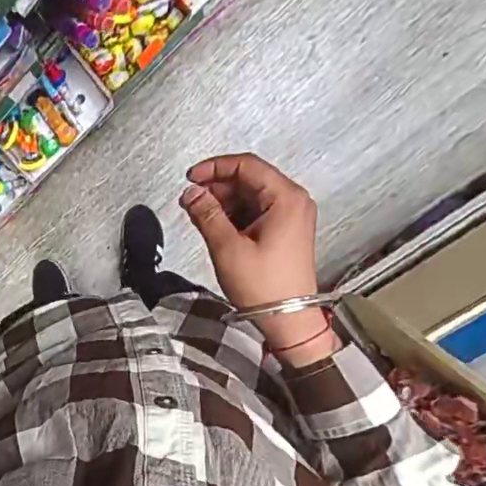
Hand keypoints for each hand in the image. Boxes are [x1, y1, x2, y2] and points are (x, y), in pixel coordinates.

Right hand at [180, 153, 339, 366]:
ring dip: (224, 202)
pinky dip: (235, 216)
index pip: (246, 165)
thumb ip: (207, 215)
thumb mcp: (228, 249)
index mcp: (286, 199)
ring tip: (200, 216)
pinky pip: (257, 212)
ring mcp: (292, 217)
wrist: (289, 320)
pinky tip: (217, 227)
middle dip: (217, 187)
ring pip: (251, 196)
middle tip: (192, 199)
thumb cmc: (267, 289)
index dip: (215, 167)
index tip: (192, 177)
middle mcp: (294, 202)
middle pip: (249, 179)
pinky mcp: (286, 232)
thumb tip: (191, 193)